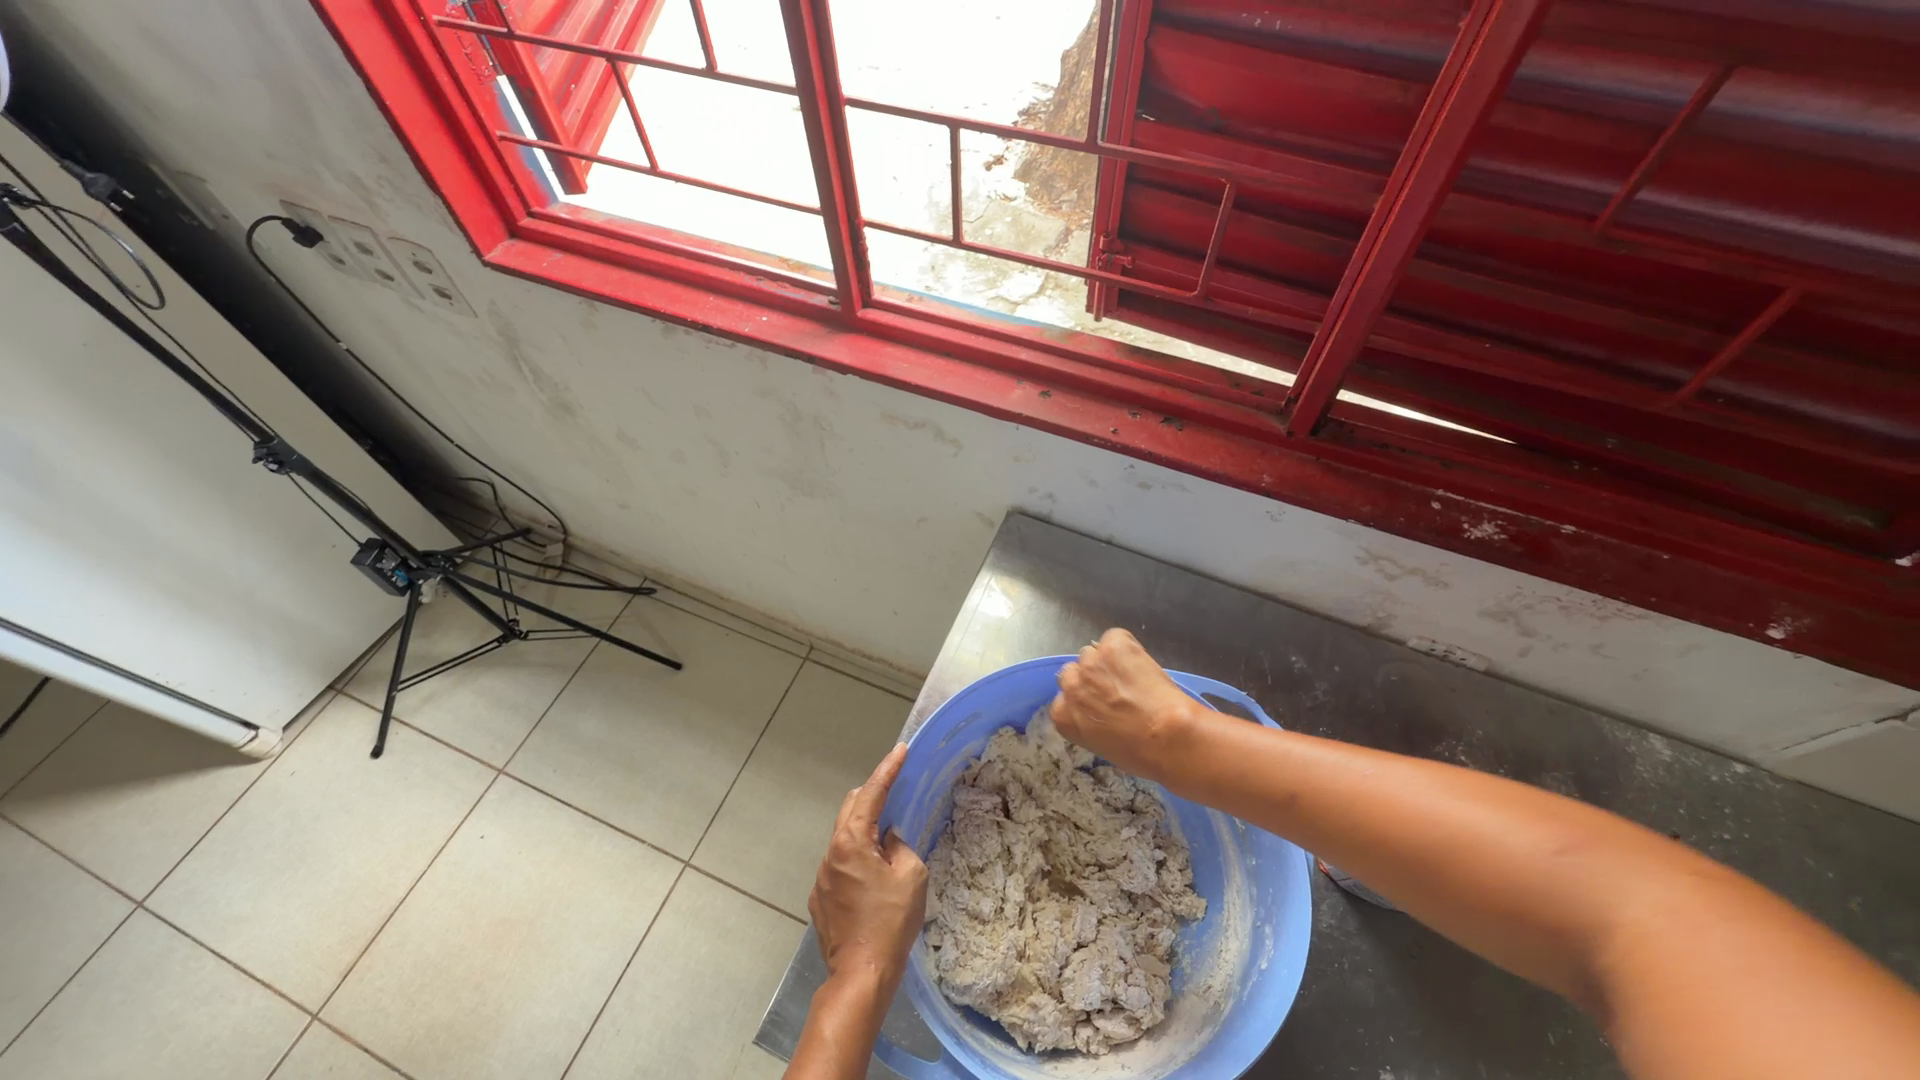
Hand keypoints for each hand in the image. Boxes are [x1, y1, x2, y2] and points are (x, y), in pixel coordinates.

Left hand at [809, 743, 927, 991]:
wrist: (861, 972)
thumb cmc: (891, 922)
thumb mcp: (911, 876)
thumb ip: (901, 846)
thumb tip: (889, 840)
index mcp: (852, 842)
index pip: (872, 794)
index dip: (888, 769)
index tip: (900, 750)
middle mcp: (831, 853)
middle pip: (850, 810)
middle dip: (872, 795)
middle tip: (895, 788)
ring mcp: (821, 877)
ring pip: (843, 839)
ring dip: (864, 831)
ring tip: (888, 842)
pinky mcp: (819, 899)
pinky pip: (839, 866)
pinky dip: (856, 860)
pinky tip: (872, 880)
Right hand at [1050, 628, 1206, 782]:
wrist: (1167, 735)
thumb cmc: (1140, 753)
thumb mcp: (1102, 745)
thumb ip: (1090, 722)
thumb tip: (1102, 712)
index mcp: (1062, 715)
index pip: (1064, 697)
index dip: (1084, 698)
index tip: (1100, 703)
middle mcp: (1070, 685)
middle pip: (1074, 670)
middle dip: (1091, 678)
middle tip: (1115, 689)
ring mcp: (1091, 661)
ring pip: (1094, 653)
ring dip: (1108, 662)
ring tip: (1132, 676)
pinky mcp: (1113, 644)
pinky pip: (1115, 638)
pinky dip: (1128, 648)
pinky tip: (1142, 664)